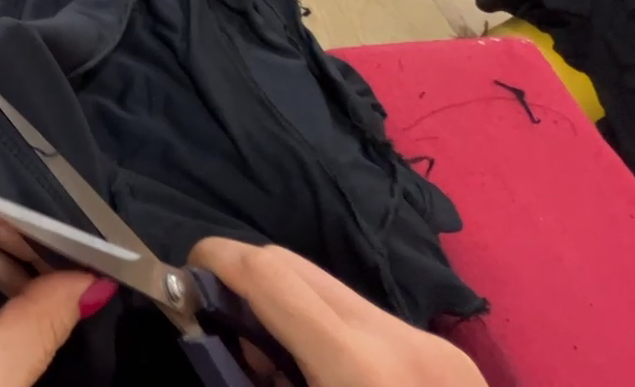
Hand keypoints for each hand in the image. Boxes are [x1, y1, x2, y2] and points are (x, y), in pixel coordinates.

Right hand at [190, 237, 484, 386]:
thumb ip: (250, 379)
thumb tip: (220, 339)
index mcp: (362, 370)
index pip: (265, 271)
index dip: (212, 260)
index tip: (183, 283)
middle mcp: (402, 342)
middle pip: (289, 264)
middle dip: (238, 277)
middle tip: (218, 324)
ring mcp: (435, 348)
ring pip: (324, 285)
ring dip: (279, 302)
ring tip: (271, 361)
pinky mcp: (451, 360)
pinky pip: (360, 314)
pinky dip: (319, 324)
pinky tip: (319, 373)